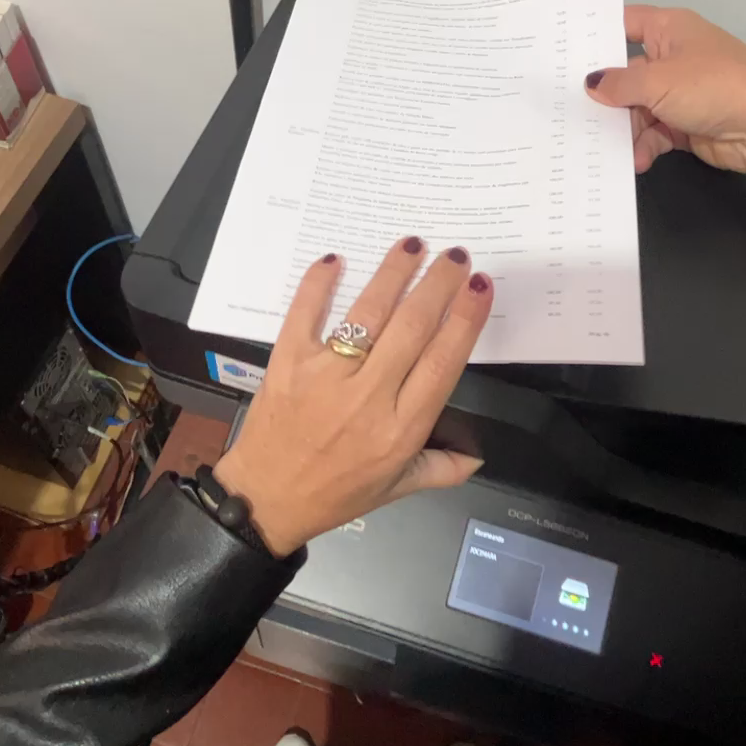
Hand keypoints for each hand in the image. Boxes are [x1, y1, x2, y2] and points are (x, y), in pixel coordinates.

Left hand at [213, 237, 493, 555]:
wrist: (266, 500)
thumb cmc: (335, 492)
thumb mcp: (396, 488)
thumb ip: (441, 467)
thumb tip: (479, 454)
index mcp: (400, 428)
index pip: (443, 362)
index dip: (465, 318)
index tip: (479, 286)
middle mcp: (367, 397)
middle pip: (412, 327)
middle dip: (438, 284)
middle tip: (455, 255)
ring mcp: (325, 376)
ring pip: (368, 313)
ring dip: (393, 273)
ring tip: (413, 244)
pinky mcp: (288, 362)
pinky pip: (305, 313)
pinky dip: (319, 283)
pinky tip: (336, 259)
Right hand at [585, 5, 745, 195]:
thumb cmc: (713, 86)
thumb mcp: (658, 81)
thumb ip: (618, 83)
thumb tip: (589, 84)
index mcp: (669, 30)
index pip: (624, 24)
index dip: (595, 35)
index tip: (561, 51)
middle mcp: (671, 58)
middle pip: (624, 75)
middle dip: (602, 96)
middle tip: (567, 112)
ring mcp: (678, 93)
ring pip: (634, 109)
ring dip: (624, 130)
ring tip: (607, 148)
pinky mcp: (684, 124)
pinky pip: (651, 134)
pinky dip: (643, 147)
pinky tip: (636, 161)